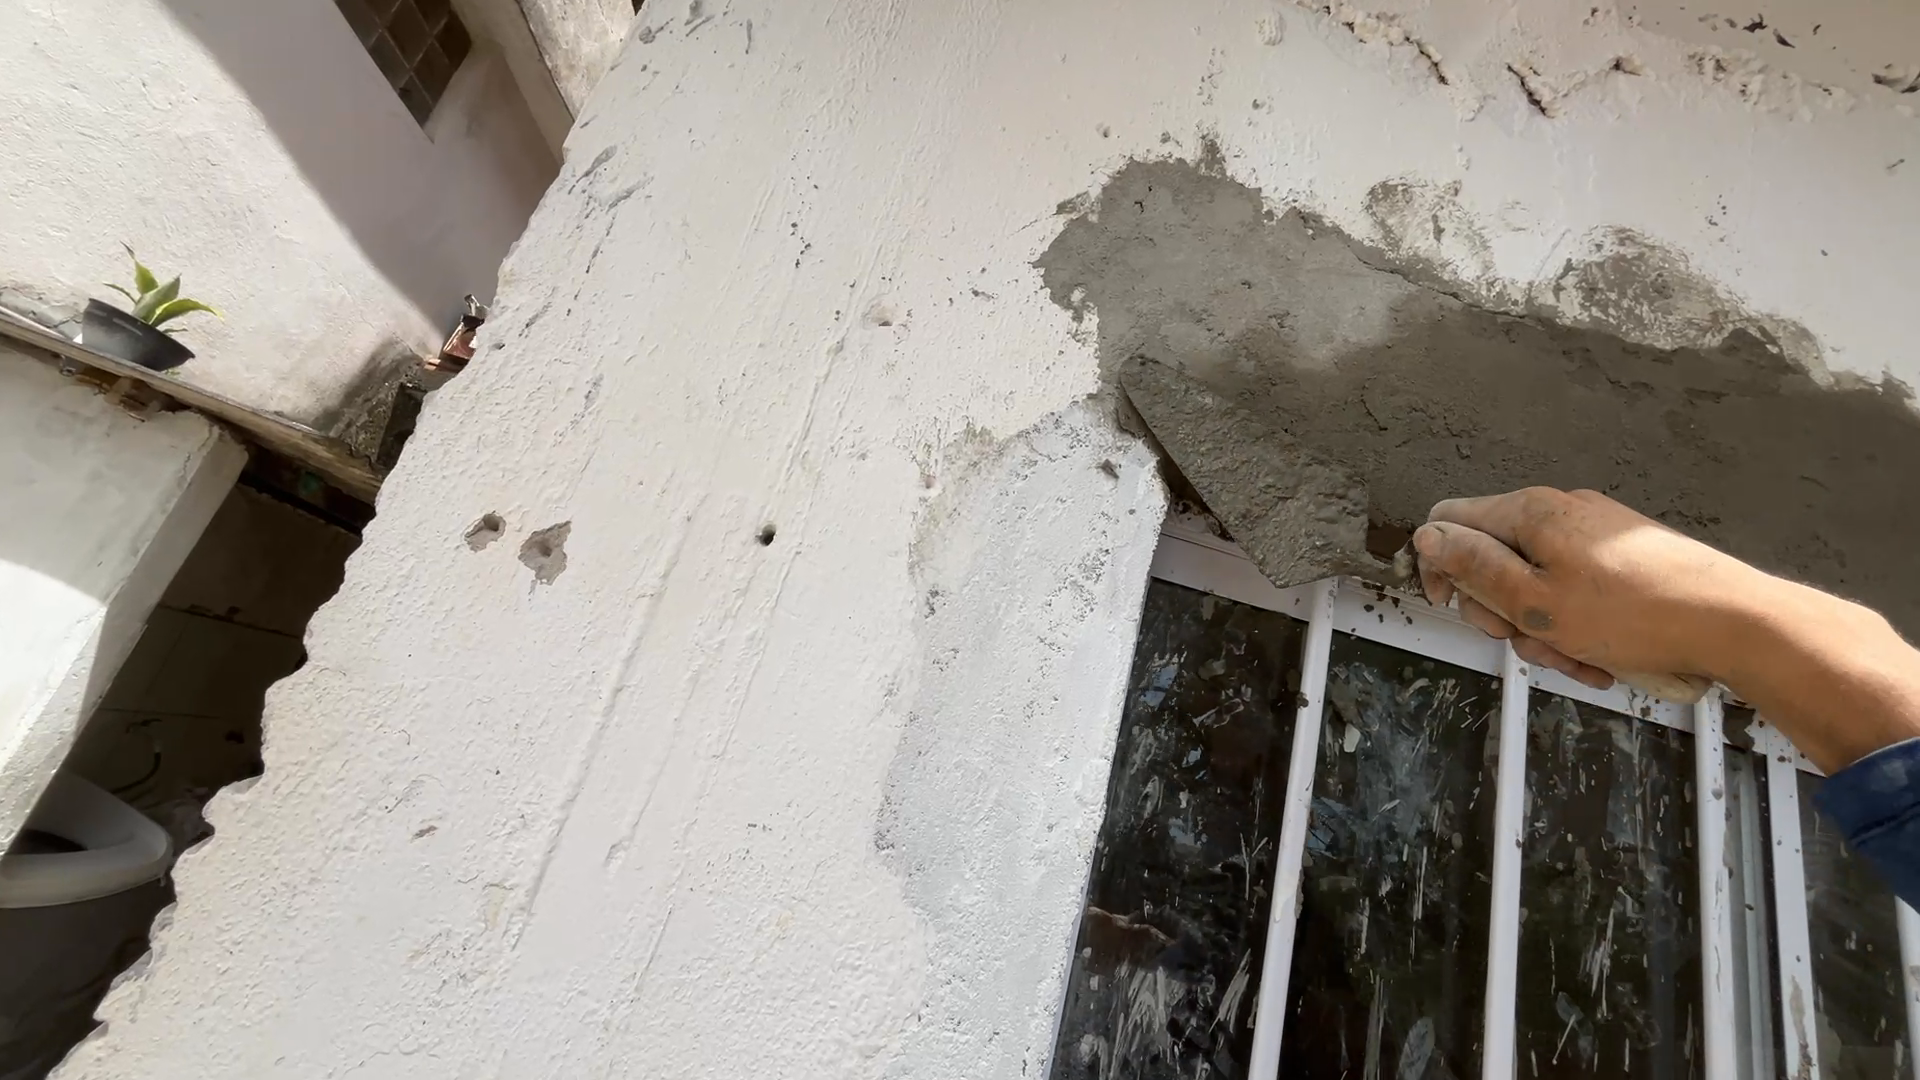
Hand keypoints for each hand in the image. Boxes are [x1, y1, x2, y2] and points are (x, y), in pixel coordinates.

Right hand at [1409, 487, 1765, 689]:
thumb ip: (1471, 566)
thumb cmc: (1632, 616)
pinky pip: (1571, 586)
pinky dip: (1570, 622)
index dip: (1435, 564)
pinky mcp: (1624, 556)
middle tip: (1519, 640)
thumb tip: (1425, 536)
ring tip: (1569, 659)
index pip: (1447, 520)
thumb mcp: (1532, 601)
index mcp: (1528, 513)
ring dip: (1535, 625)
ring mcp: (1594, 532)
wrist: (1748, 627)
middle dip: (1495, 606)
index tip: (1448, 605)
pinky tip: (1593, 656)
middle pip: (1489, 555)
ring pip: (1530, 579)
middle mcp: (1557, 511)